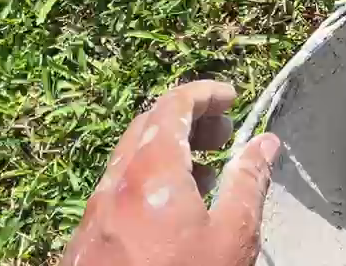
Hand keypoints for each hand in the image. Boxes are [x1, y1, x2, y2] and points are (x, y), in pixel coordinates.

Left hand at [61, 80, 281, 265]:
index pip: (173, 106)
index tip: (233, 99)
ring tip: (206, 175)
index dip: (205, 94)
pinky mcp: (81, 251)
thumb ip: (248, 181)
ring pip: (130, 160)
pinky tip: (174, 215)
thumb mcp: (232, 237)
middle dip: (189, 120)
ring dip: (169, 151)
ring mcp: (91, 220)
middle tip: (224, 134)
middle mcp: (113, 187)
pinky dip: (149, 182)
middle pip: (147, 126)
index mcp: (150, 173)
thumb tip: (264, 142)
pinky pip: (117, 194)